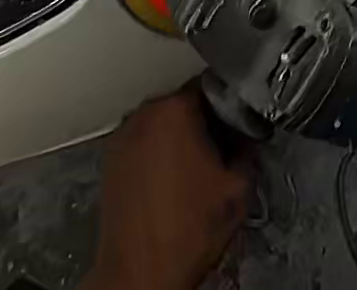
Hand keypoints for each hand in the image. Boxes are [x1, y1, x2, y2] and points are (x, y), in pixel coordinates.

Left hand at [81, 84, 249, 289]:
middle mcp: (145, 112)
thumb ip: (246, 147)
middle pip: (183, 100)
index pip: (210, 85)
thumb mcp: (237, 186)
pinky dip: (157, 149)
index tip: (238, 121)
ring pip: (162, 120)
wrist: (138, 275)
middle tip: (220, 144)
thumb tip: (245, 134)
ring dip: (178, 133)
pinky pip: (143, 139)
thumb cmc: (189, 228)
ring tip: (194, 164)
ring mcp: (123, 134)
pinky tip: (169, 176)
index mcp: (176, 109)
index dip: (228, 103)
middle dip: (203, 117)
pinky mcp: (110, 158)